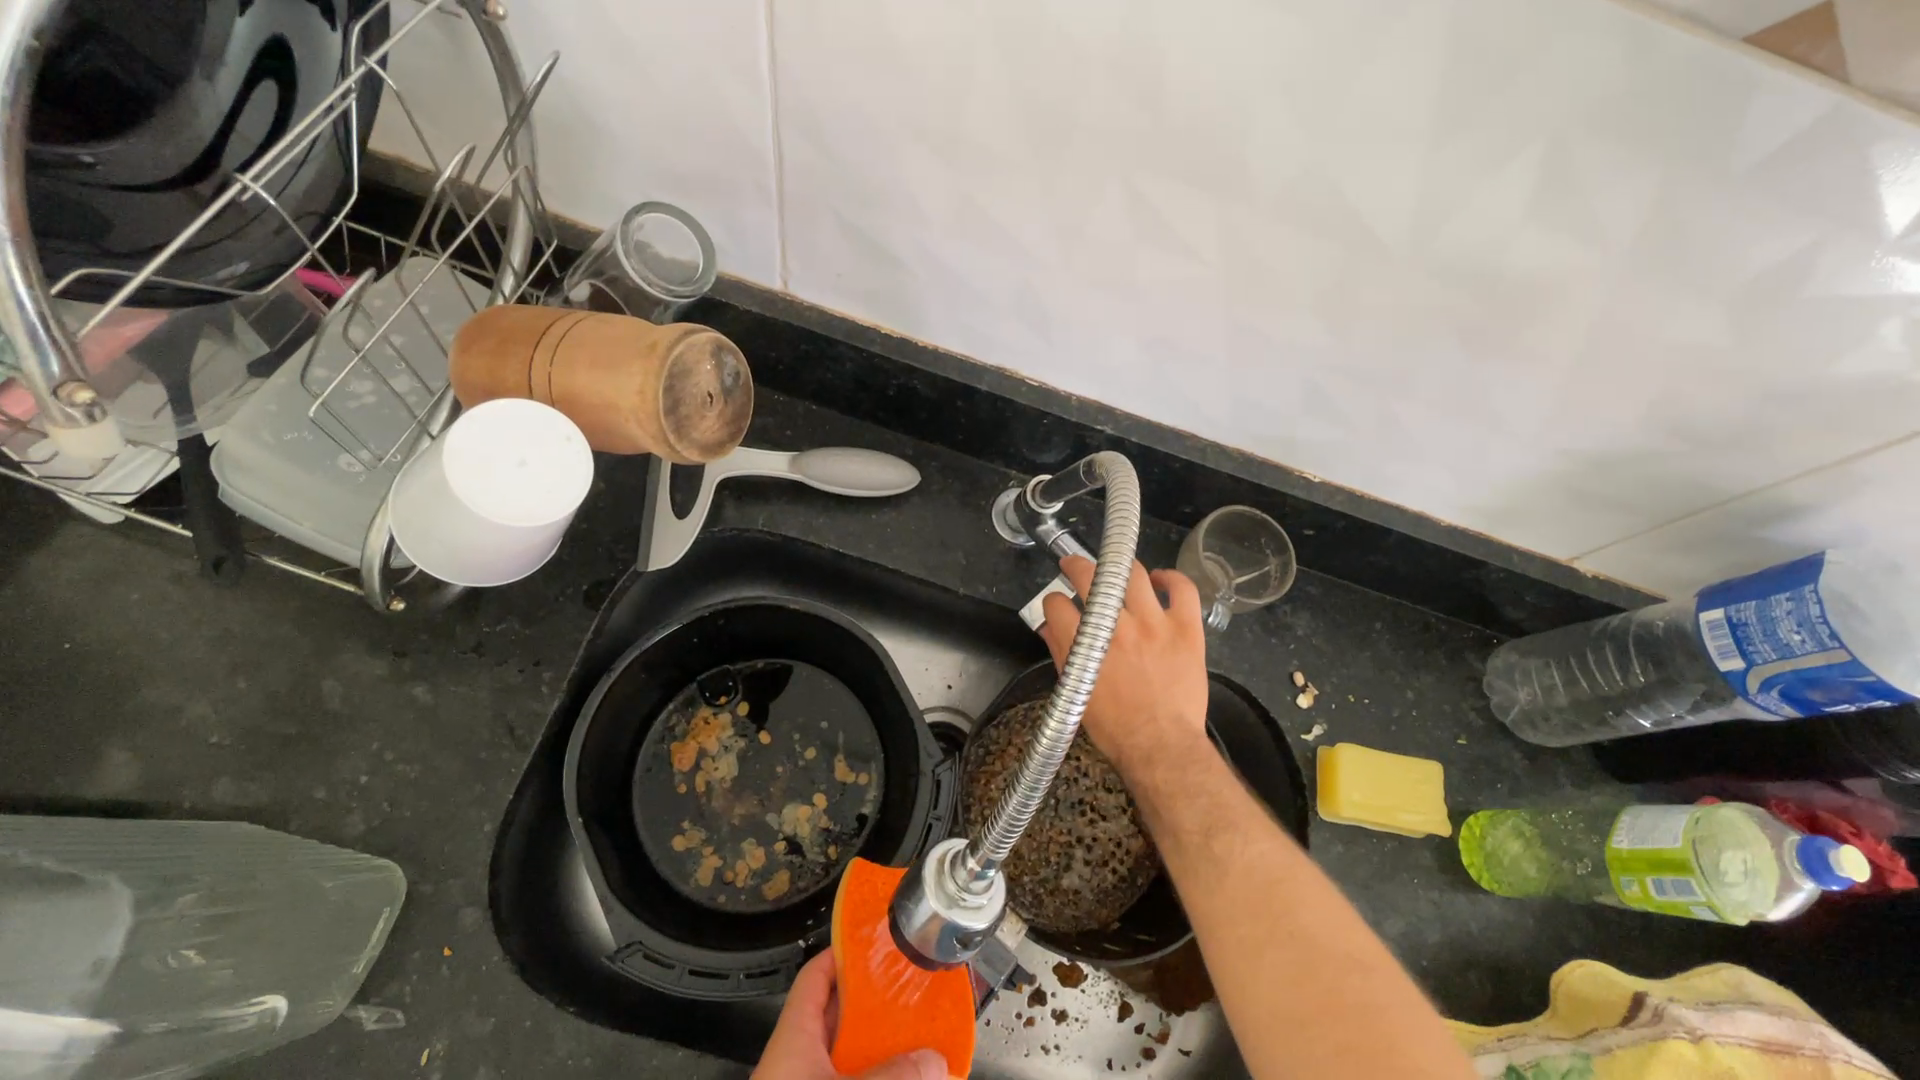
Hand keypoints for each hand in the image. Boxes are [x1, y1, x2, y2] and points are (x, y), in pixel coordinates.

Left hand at [751, 950, 948, 1079]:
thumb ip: (889, 1078)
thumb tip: (935, 1062)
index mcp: (794, 1040)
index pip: (818, 977)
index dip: (848, 954)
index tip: (885, 945)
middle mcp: (800, 1062)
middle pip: (842, 1020)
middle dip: (881, 1010)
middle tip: (922, 1000)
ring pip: (853, 1061)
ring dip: (887, 1054)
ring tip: (928, 1047)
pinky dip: (883, 1079)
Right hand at [1035, 555, 1210, 779]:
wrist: (1161, 745)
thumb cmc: (1114, 726)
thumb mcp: (1076, 692)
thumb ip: (1061, 653)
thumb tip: (1048, 626)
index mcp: (1085, 644)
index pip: (1056, 603)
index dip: (1053, 601)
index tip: (1058, 605)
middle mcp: (1117, 625)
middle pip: (1091, 576)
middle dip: (1076, 566)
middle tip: (1074, 566)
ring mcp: (1155, 623)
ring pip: (1134, 574)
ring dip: (1119, 567)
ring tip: (1115, 570)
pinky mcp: (1186, 628)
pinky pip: (1183, 589)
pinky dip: (1171, 578)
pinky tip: (1160, 580)